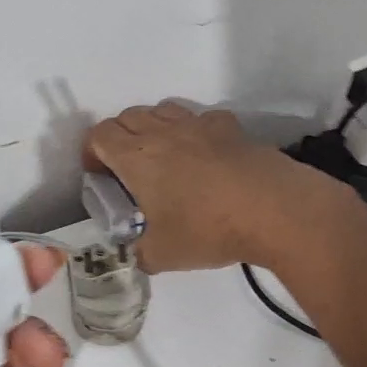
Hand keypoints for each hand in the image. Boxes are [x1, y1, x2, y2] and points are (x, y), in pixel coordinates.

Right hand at [84, 99, 355, 272]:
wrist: (274, 209)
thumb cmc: (208, 230)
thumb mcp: (162, 255)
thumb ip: (140, 253)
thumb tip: (139, 254)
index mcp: (136, 157)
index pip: (99, 135)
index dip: (92, 153)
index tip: (100, 176)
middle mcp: (163, 132)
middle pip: (127, 117)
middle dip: (119, 138)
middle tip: (127, 170)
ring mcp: (199, 125)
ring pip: (162, 110)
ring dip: (152, 128)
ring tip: (162, 159)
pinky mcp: (230, 127)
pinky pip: (199, 119)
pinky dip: (192, 131)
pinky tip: (203, 156)